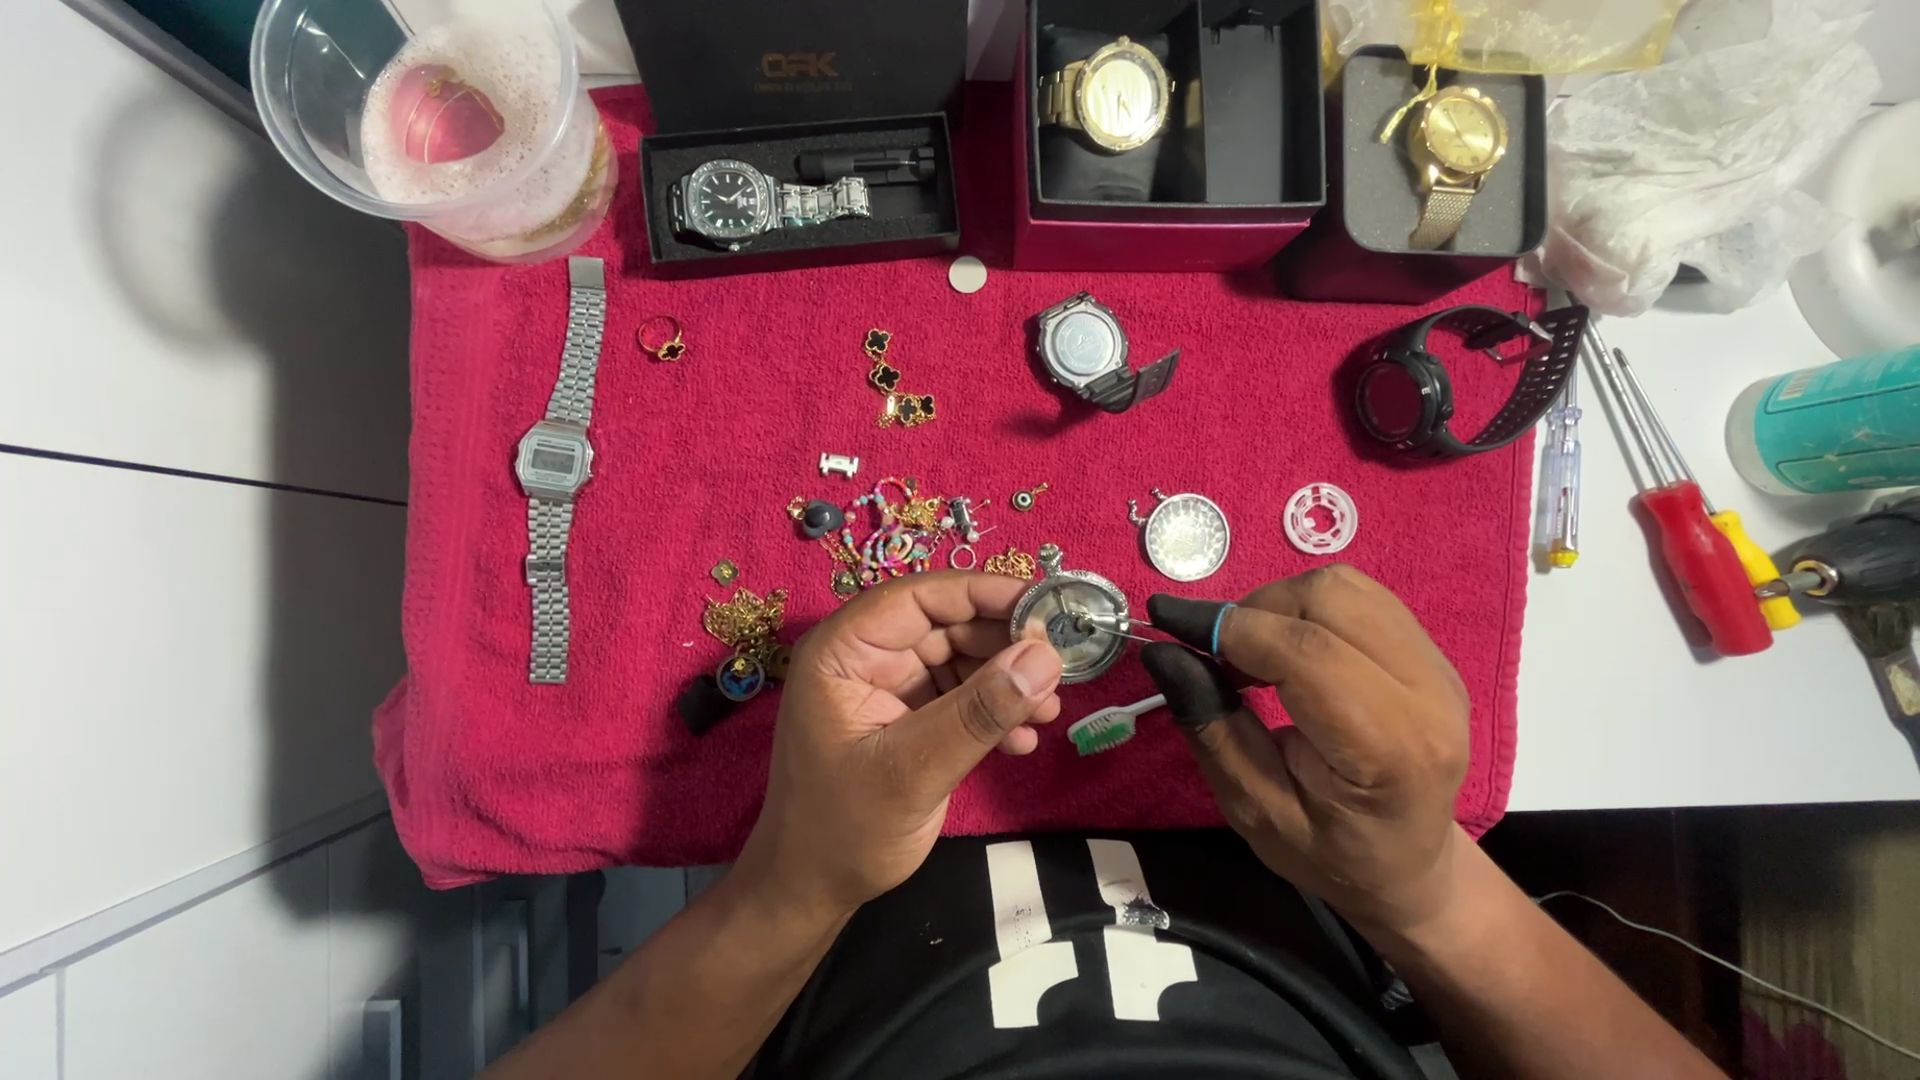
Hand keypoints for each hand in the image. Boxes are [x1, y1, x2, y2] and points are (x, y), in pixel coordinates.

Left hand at [737, 571, 1063, 915]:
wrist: (813, 890)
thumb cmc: (844, 830)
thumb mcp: (913, 770)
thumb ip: (979, 712)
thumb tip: (1046, 657)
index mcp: (843, 652)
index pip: (916, 598)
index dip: (981, 592)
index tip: (1042, 604)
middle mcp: (866, 658)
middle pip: (945, 625)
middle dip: (1003, 644)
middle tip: (1060, 664)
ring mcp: (889, 687)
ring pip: (960, 659)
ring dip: (1007, 681)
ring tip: (1050, 709)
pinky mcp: (909, 718)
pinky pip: (961, 696)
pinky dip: (995, 712)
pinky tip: (1025, 740)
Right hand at [1139, 565, 1470, 939]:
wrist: (1408, 867)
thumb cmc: (1328, 854)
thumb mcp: (1252, 808)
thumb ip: (1211, 727)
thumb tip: (1164, 651)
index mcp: (1389, 749)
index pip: (1304, 653)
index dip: (1227, 626)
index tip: (1166, 620)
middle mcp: (1428, 694)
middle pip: (1327, 601)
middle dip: (1251, 613)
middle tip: (1217, 657)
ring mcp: (1438, 667)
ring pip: (1342, 586)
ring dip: (1276, 605)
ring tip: (1251, 652)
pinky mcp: (1431, 653)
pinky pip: (1358, 596)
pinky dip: (1304, 607)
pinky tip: (1286, 647)